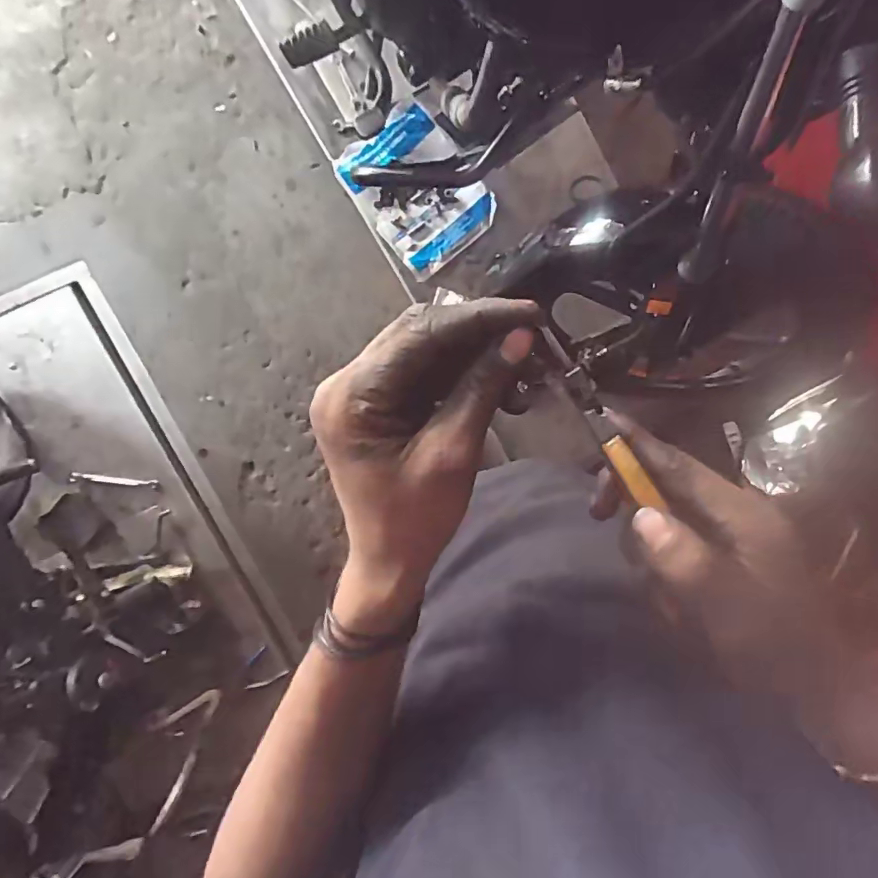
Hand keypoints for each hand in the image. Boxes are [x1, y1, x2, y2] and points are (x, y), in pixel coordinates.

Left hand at [310, 298, 537, 630]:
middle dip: (478, 332)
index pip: (419, 334)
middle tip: (530, 333)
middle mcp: (347, 382)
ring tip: (522, 363)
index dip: (478, 319)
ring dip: (474, 353)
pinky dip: (460, 373)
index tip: (528, 313)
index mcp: (352, 395)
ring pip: (424, 350)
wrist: (389, 564)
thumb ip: (481, 388)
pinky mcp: (377, 403)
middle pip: (419, 334)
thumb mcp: (453, 452)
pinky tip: (498, 380)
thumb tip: (519, 338)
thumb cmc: (415, 520)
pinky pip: (422, 373)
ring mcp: (359, 391)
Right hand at [592, 416, 841, 697]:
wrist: (822, 687)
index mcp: (740, 512)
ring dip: (651, 556)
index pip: (679, 466)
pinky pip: (678, 551)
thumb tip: (640, 515)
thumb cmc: (776, 644)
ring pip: (666, 523)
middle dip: (633, 503)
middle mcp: (734, 514)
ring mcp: (731, 538)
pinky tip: (680, 611)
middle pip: (666, 488)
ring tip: (669, 604)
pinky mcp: (726, 561)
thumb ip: (682, 559)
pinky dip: (667, 576)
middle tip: (598, 514)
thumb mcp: (726, 606)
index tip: (604, 420)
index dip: (640, 444)